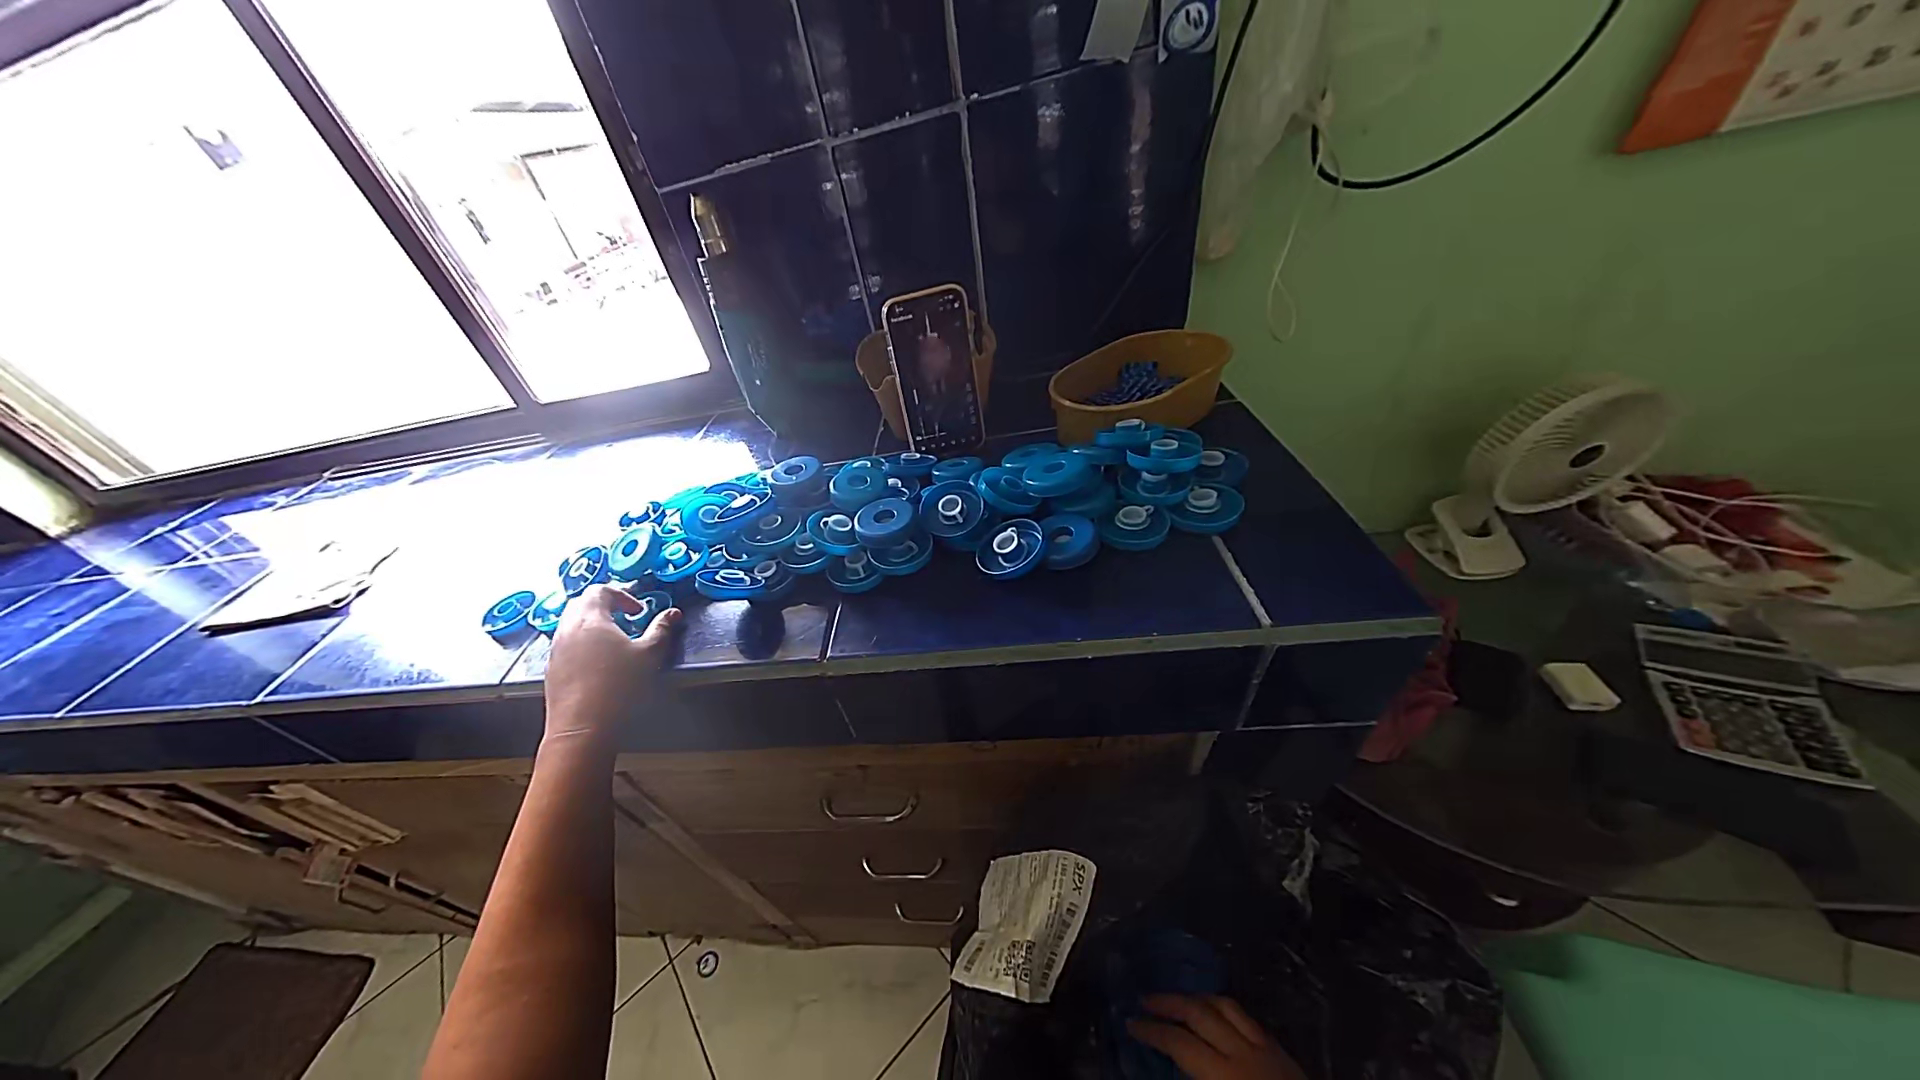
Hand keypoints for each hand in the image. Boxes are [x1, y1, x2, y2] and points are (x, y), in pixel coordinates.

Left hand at [543, 585, 679, 743]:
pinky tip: (598, 662)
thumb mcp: (650, 654)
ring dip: (592, 623)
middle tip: (625, 617)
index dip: (622, 594)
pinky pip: (565, 644)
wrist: (583, 728)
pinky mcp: (552, 670)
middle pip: (581, 603)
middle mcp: (567, 629)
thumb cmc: (618, 686)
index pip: (600, 590)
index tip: (638, 610)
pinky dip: (582, 642)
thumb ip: (662, 629)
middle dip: (604, 605)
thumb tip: (673, 613)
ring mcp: (556, 650)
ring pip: (570, 623)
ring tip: (613, 639)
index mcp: (590, 619)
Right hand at [1128, 995, 1303, 1079]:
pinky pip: (1245, 1016)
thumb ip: (1194, 1079)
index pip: (1179, 1044)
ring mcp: (1263, 1048)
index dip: (1152, 1031)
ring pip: (1222, 1006)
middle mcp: (1242, 1054)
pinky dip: (1222, 1006)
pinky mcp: (1279, 1050)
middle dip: (1167, 1003)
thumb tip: (1169, 1066)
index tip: (1130, 1024)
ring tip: (1175, 999)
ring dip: (1194, 998)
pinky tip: (1214, 1010)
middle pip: (1198, 1013)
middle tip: (1144, 1001)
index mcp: (1225, 1077)